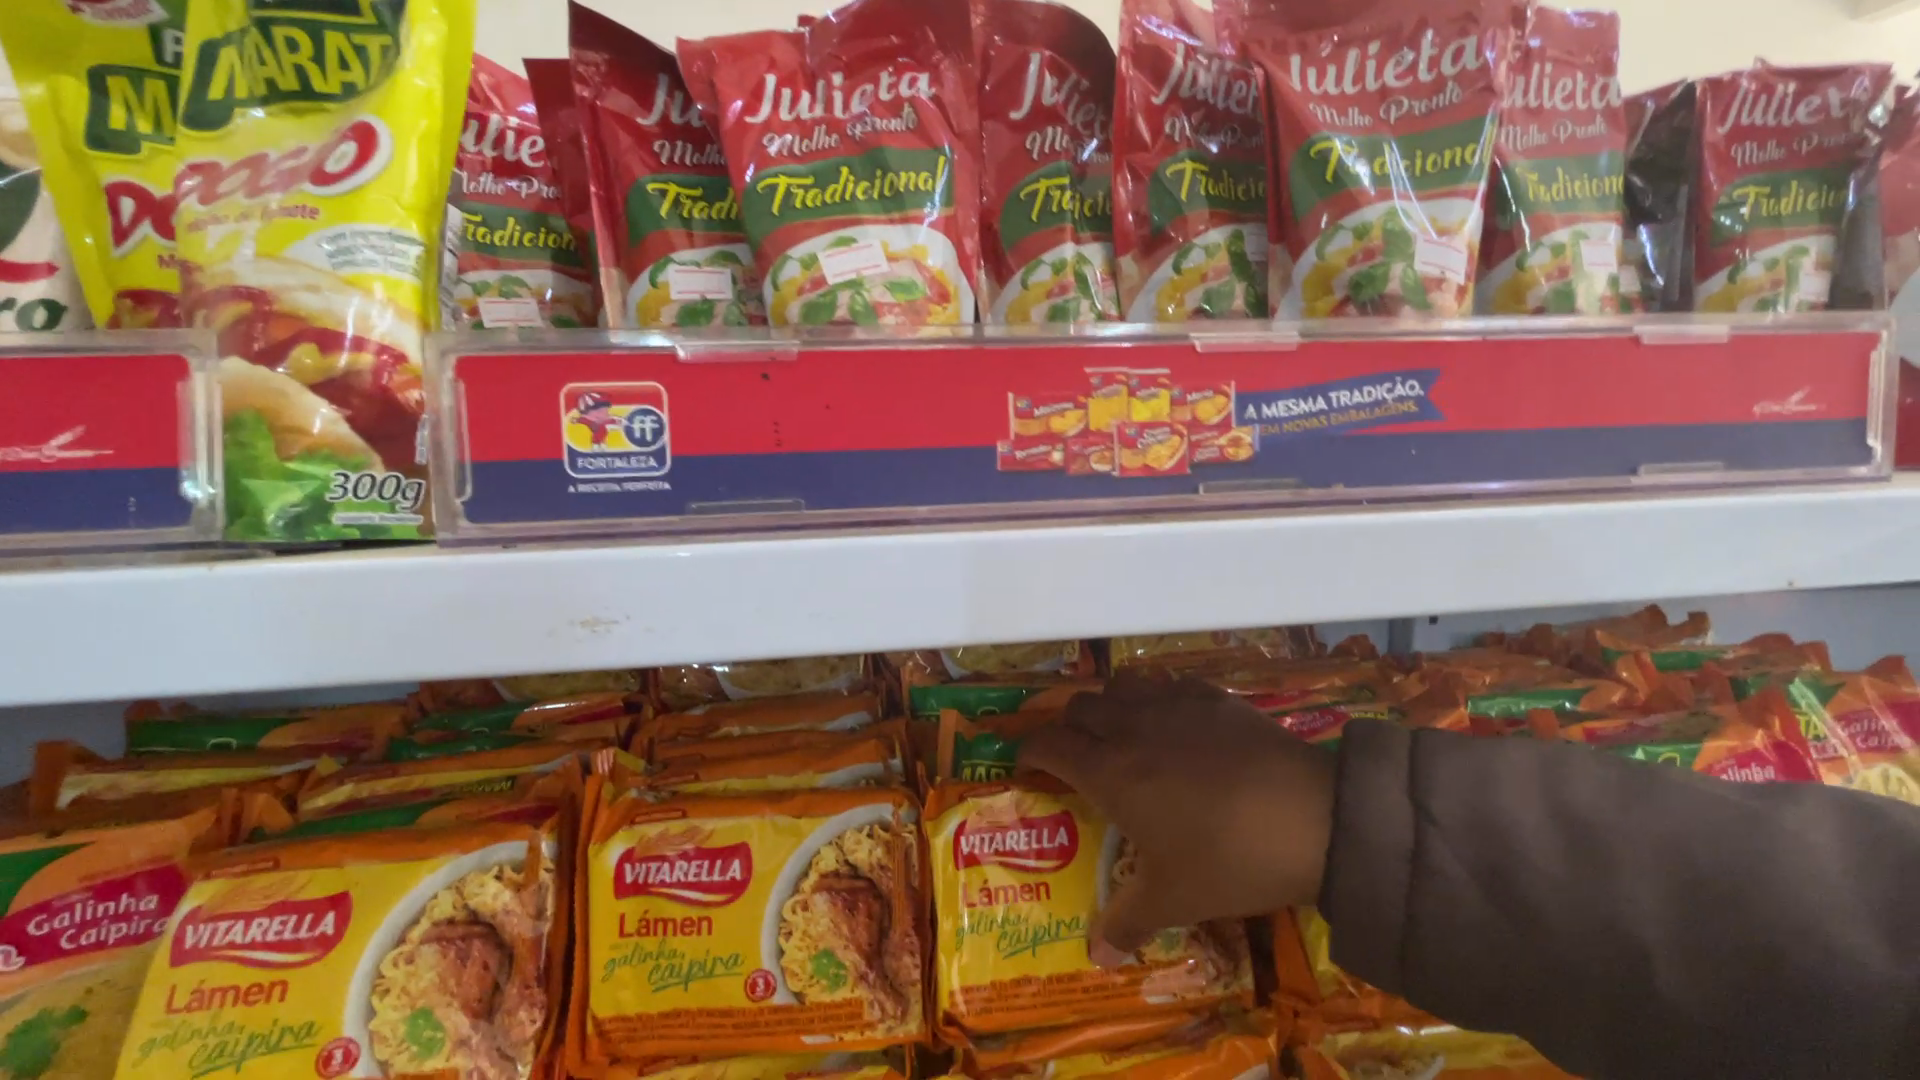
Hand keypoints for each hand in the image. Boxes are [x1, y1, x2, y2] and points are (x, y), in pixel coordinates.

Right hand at [1017, 672, 1337, 966]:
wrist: (1313, 818)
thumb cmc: (1228, 857)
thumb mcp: (1175, 900)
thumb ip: (1126, 923)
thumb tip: (1097, 957)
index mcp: (1109, 771)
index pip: (1049, 744)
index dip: (1029, 750)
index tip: (1027, 766)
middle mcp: (1131, 727)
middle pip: (1079, 705)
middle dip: (1069, 726)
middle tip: (1080, 756)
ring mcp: (1174, 704)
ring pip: (1121, 683)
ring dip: (1110, 702)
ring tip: (1123, 731)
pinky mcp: (1214, 696)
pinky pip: (1169, 680)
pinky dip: (1157, 694)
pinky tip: (1175, 719)